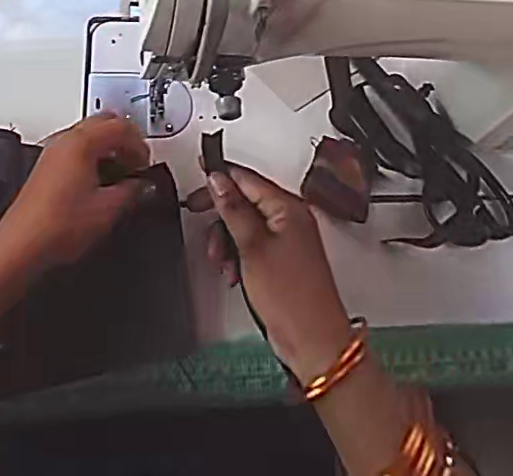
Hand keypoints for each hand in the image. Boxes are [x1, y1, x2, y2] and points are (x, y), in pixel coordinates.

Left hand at [0, 113, 154, 270]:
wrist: (22, 245)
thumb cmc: (55, 226)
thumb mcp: (108, 208)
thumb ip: (132, 190)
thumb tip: (141, 185)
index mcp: (82, 142)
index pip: (121, 127)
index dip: (140, 144)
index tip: (146, 163)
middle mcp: (65, 140)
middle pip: (104, 122)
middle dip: (125, 139)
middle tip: (137, 160)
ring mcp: (53, 152)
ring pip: (88, 133)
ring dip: (108, 146)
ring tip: (121, 172)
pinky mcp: (46, 166)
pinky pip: (75, 148)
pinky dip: (92, 156)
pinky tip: (99, 181)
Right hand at [206, 165, 354, 380]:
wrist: (313, 343)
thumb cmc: (292, 297)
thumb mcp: (252, 246)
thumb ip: (233, 209)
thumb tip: (219, 180)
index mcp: (288, 207)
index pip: (248, 179)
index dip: (222, 175)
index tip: (201, 169)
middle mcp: (290, 218)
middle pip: (245, 201)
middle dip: (221, 213)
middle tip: (199, 212)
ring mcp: (287, 240)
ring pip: (245, 224)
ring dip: (226, 239)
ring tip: (220, 259)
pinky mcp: (282, 259)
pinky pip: (252, 244)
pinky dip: (237, 253)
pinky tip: (233, 271)